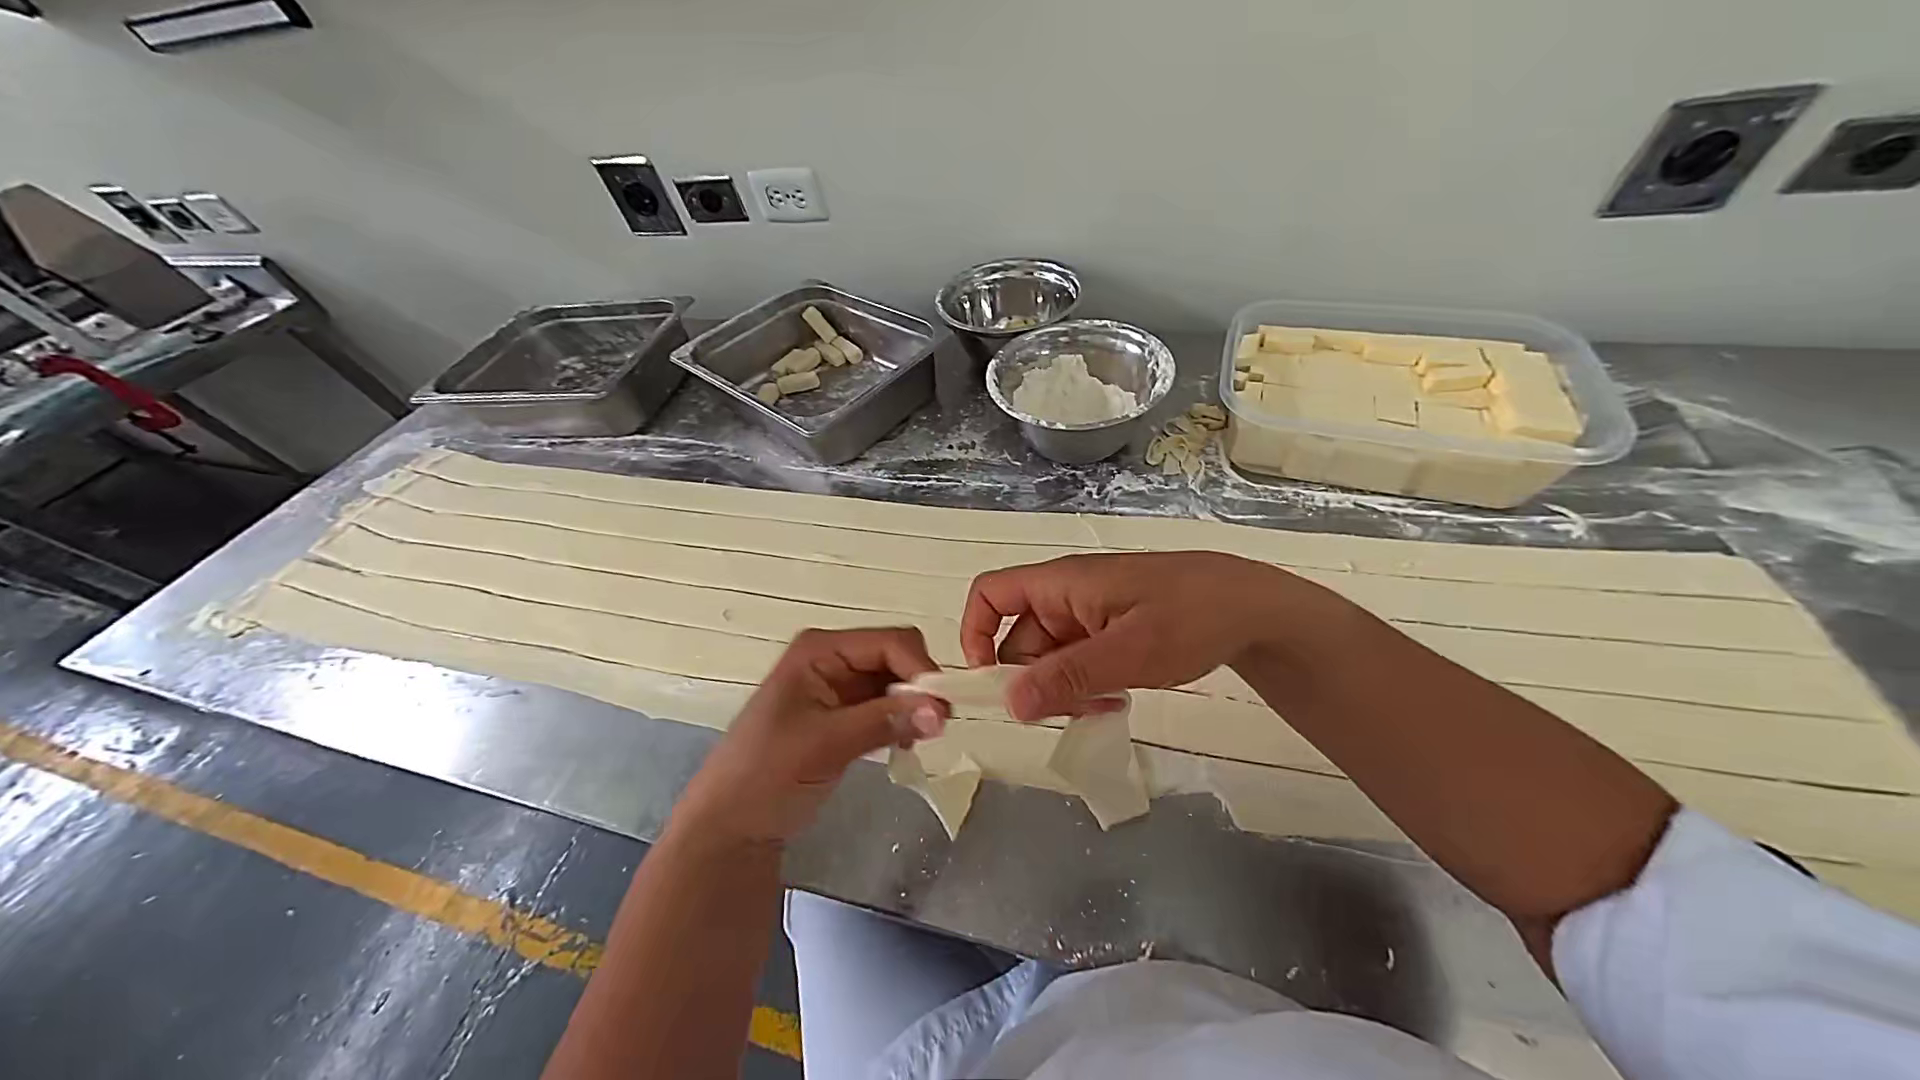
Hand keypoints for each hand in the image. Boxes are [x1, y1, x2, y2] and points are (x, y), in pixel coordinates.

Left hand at [671, 628, 949, 847]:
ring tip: (916, 740)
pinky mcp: (845, 715)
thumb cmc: (765, 775)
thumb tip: (940, 710)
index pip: (889, 642)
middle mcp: (833, 659)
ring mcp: (839, 688)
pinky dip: (902, 722)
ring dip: (913, 707)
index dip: (919, 668)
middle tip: (934, 727)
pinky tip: (903, 746)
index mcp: (820, 650)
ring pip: (896, 684)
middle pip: (896, 657)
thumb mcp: (825, 744)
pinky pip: (888, 707)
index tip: (941, 708)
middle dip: (919, 687)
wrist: (730, 825)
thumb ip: (884, 721)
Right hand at [961, 551, 1342, 720]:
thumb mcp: (1129, 652)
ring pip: (1050, 657)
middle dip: (1033, 679)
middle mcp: (1067, 597)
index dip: (975, 632)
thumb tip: (1010, 704)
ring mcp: (1090, 615)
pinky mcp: (1110, 631)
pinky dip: (1085, 685)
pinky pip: (1078, 661)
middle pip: (1020, 638)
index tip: (988, 680)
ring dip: (1063, 688)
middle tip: (1069, 709)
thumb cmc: (1191, 616)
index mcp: (1062, 585)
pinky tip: (1115, 700)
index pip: (991, 594)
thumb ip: (1067, 676)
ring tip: (1103, 706)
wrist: (1255, 608)